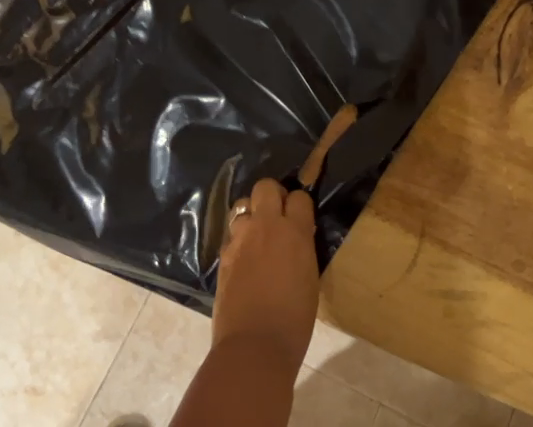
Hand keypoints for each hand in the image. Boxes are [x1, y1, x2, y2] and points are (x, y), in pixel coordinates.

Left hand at [213, 178, 319, 370]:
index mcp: (295, 231)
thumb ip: (302, 247)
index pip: (299, 197)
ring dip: (251, 216)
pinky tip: (244, 259)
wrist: (255, 345)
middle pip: (265, 187)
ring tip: (257, 236)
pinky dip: (238, 241)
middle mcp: (266, 226)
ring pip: (241, 207)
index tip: (301, 217)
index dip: (300, 205)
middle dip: (272, 195)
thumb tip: (297, 237)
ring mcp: (240, 240)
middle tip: (277, 215)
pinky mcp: (223, 257)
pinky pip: (231, 235)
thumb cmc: (295, 317)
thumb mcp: (310, 275)